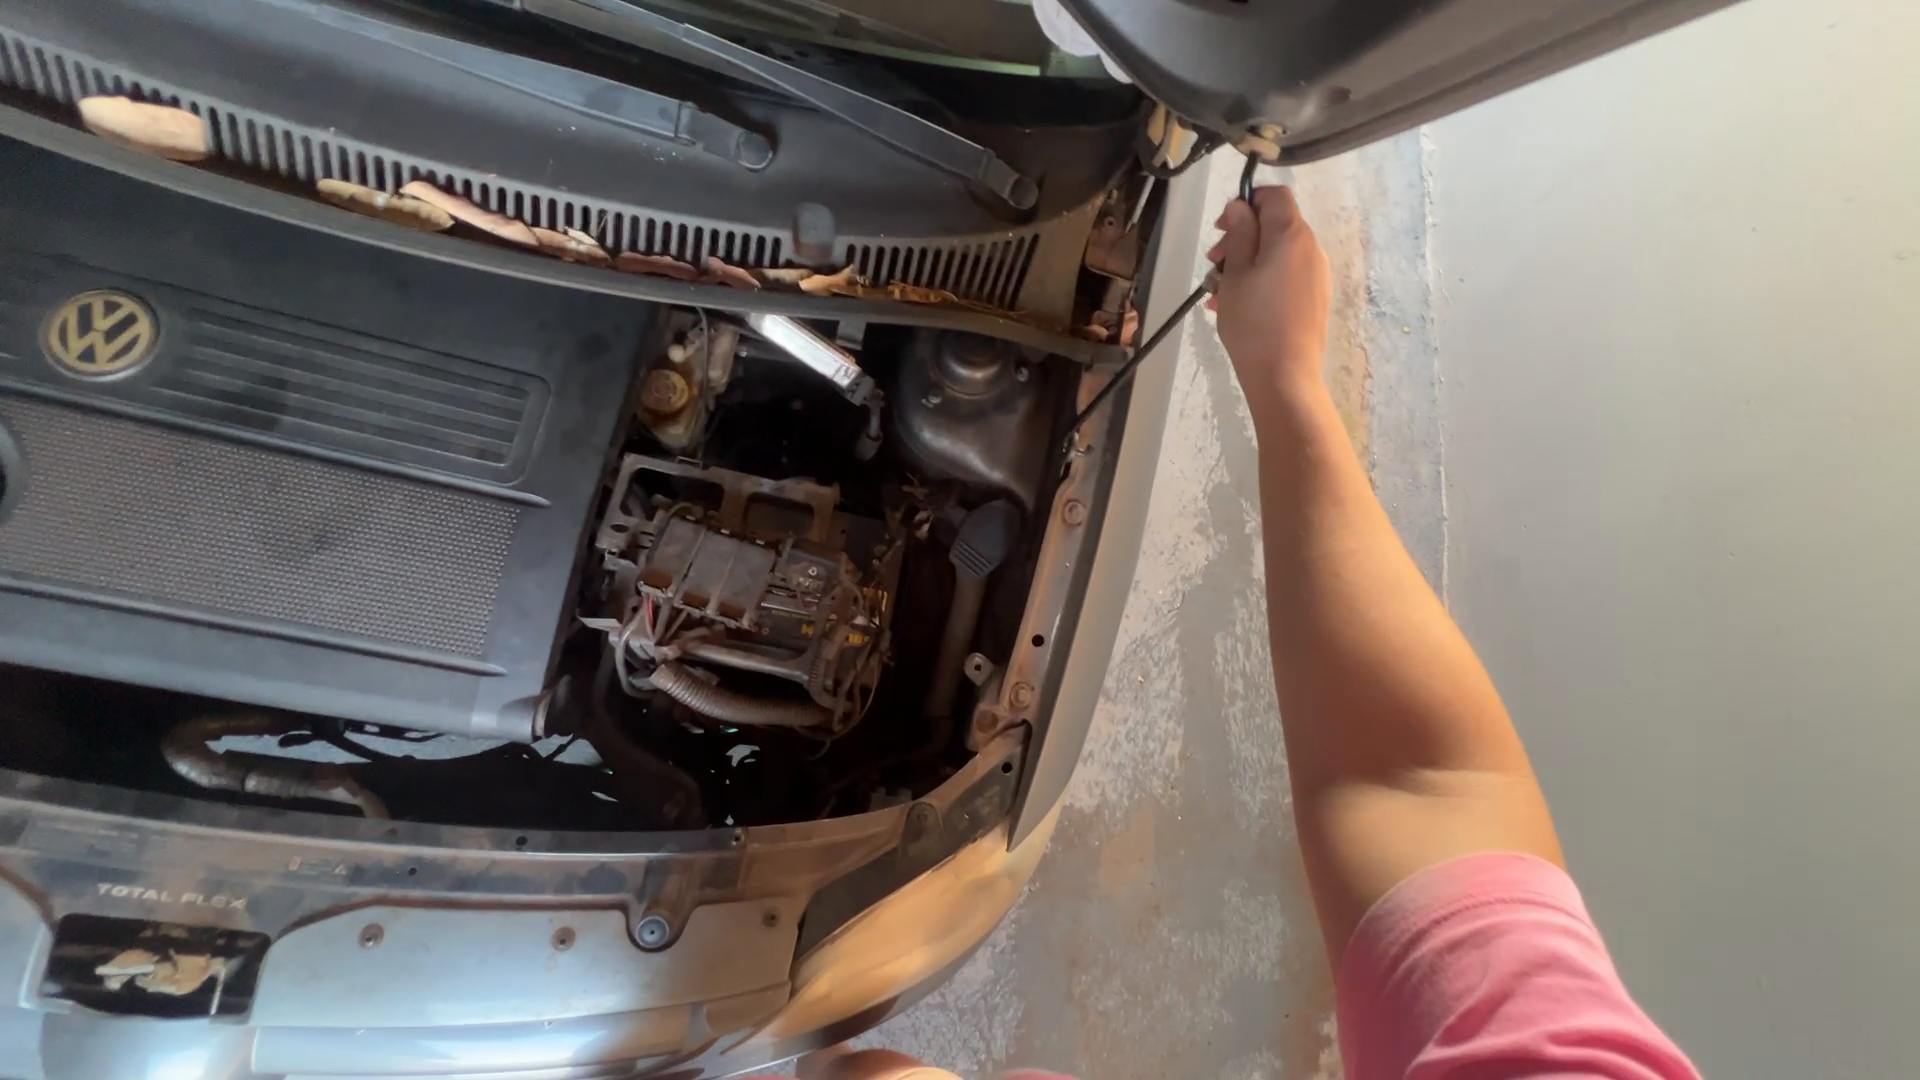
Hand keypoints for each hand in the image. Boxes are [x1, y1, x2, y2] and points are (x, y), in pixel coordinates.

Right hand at [1206, 185, 1332, 404]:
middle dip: (1241, 238)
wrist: (1284, 373)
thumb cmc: (1252, 322)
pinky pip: (1284, 276)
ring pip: (1277, 254)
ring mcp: (1316, 274)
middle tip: (1213, 264)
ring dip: (1247, 264)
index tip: (1222, 228)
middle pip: (1275, 226)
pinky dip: (1261, 281)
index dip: (1247, 202)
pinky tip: (1238, 306)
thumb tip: (1240, 207)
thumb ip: (1238, 235)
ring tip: (1220, 293)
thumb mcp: (1235, 275)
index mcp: (1291, 235)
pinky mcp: (1314, 298)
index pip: (1275, 196)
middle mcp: (1311, 248)